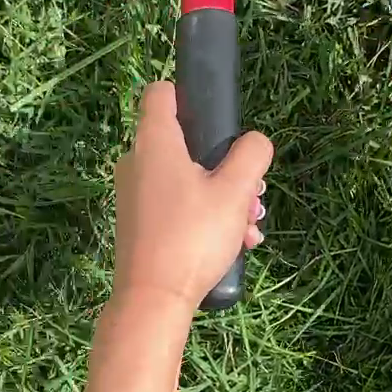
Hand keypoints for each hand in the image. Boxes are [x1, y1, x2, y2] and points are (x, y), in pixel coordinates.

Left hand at [113, 81, 271, 311]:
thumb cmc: (193, 236)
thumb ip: (251, 157)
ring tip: (249, 230)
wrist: (154, 299)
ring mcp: (136, 197)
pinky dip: (205, 220)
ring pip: (188, 183)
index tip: (217, 124)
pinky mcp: (139, 226)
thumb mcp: (234, 192)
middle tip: (252, 198)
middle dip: (228, 169)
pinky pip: (177, 209)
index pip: (162, 93)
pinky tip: (234, 247)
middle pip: (187, 146)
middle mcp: (138, 163)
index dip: (190, 97)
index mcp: (155, 141)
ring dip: (224, 201)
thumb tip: (255, 143)